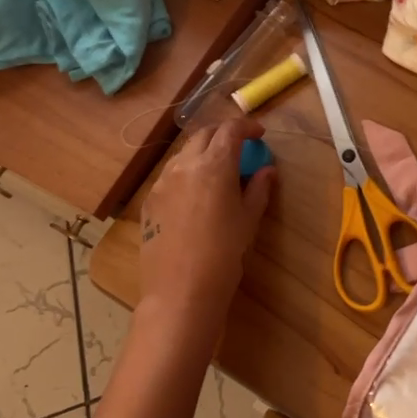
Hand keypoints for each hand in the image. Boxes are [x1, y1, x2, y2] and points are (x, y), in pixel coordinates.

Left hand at [137, 118, 276, 328]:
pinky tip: (196, 193)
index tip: (259, 135)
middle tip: (239, 147)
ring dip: (203, 152)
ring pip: (184, 153)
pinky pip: (170, 175)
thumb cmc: (224, 253)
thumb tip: (267, 171)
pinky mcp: (150, 201)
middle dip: (223, 134)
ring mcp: (162, 182)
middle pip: (204, 135)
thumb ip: (259, 188)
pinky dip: (186, 173)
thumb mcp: (249, 219)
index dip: (247, 127)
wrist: (181, 290)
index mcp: (214, 165)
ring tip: (217, 169)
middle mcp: (184, 165)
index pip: (230, 130)